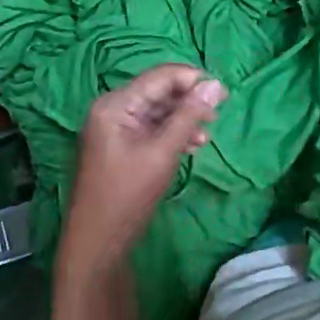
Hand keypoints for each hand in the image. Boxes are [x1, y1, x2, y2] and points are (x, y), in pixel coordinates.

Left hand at [64, 64, 225, 261]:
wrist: (96, 242)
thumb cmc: (128, 196)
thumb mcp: (163, 152)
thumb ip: (189, 116)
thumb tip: (215, 86)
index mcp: (115, 104)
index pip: (160, 76)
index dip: (193, 79)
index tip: (223, 93)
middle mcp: (110, 108)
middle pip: (157, 91)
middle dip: (188, 100)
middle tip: (218, 115)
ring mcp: (112, 127)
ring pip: (155, 110)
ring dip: (182, 118)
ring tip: (206, 135)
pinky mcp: (117, 144)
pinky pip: (148, 127)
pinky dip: (170, 132)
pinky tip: (191, 145)